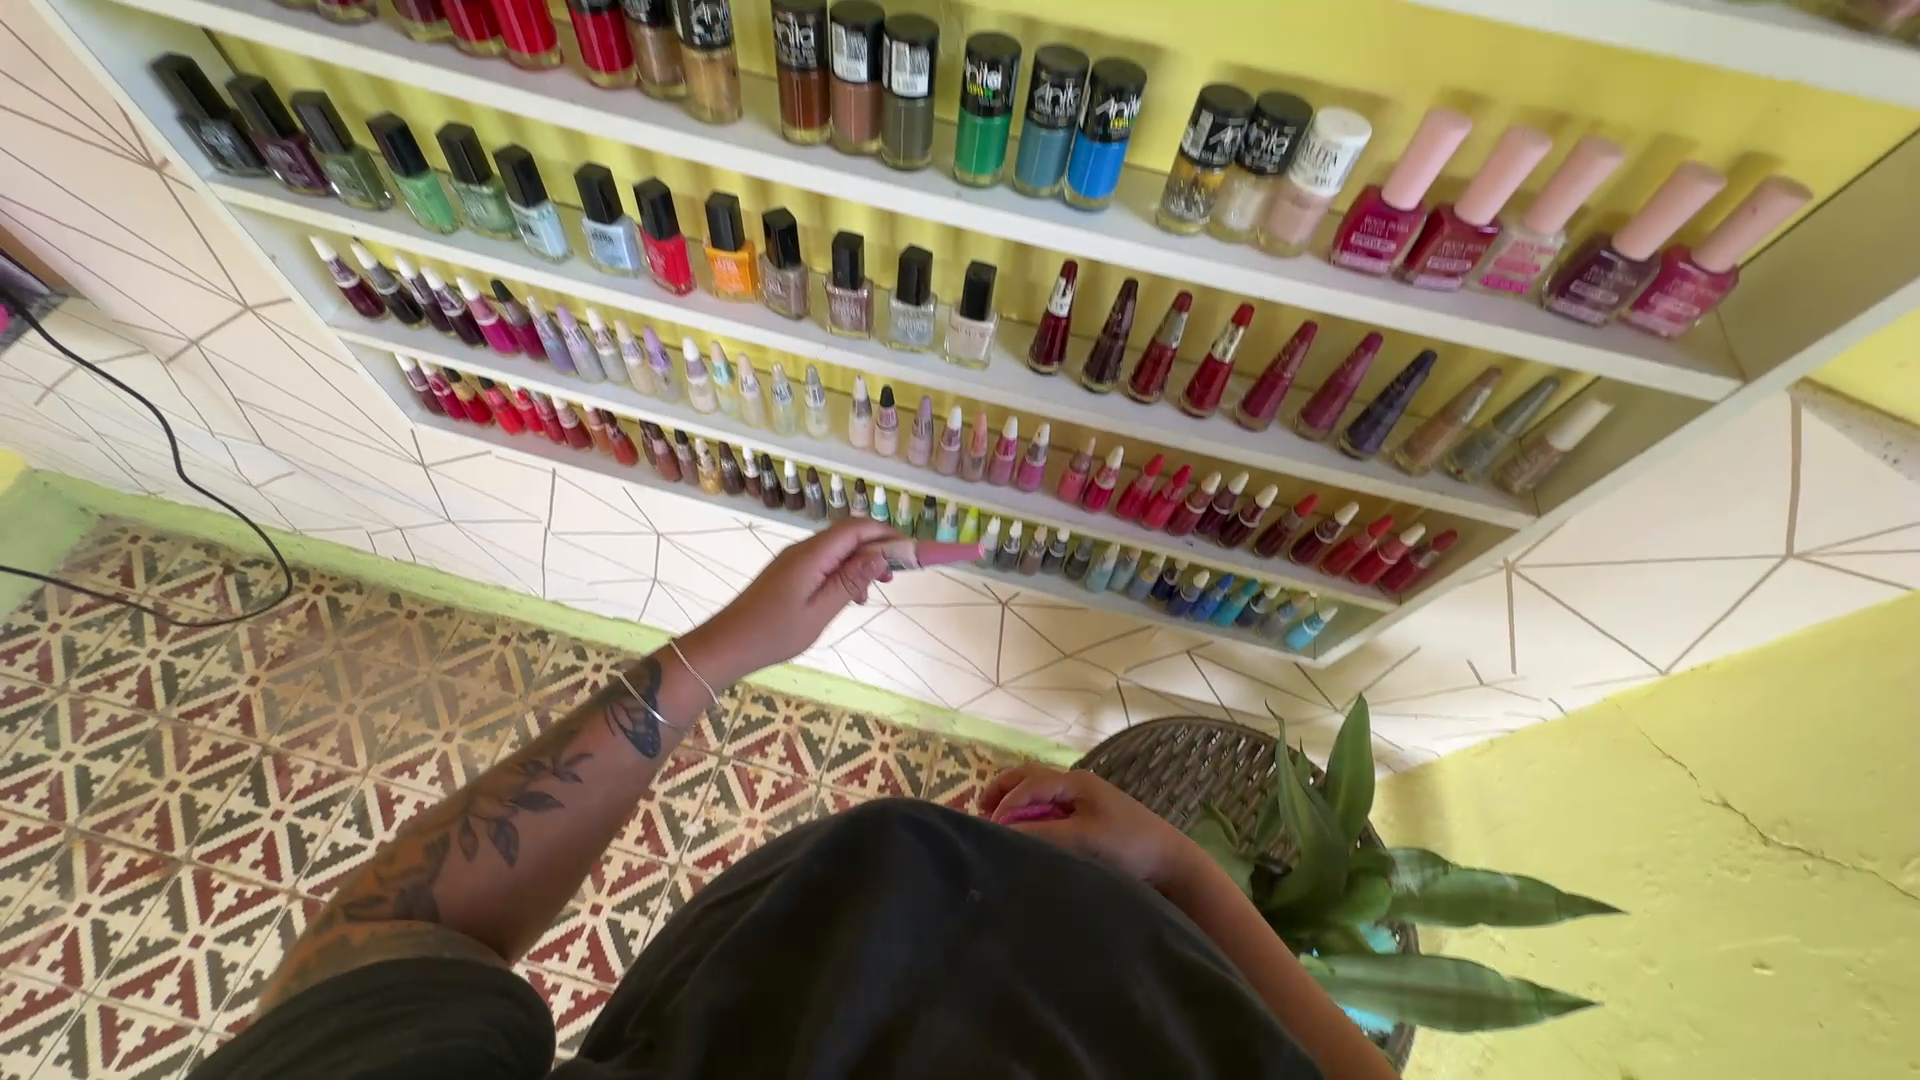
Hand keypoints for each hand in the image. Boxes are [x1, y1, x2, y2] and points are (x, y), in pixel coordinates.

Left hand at [683, 519, 901, 680]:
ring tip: (875, 590)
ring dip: (862, 562)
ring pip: (838, 548)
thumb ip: (851, 582)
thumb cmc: (774, 633)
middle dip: (878, 547)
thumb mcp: (820, 612)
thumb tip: (881, 556)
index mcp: (812, 555)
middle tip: (896, 575)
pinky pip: (826, 561)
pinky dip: (845, 572)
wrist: (727, 645)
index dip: (887, 533)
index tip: (911, 550)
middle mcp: (804, 549)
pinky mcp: (790, 572)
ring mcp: (795, 560)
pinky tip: (850, 597)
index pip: (856, 528)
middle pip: (849, 534)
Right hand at [980, 763, 1205, 894]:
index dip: (1005, 802)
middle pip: (1031, 777)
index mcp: (1076, 782)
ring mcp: (1084, 801)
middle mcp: (1077, 785)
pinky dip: (1031, 815)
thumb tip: (1003, 834)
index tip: (990, 827)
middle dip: (1004, 791)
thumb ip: (1042, 834)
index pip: (1029, 782)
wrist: (1171, 865)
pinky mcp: (1090, 819)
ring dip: (1017, 802)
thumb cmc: (1129, 845)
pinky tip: (1026, 834)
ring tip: (1000, 822)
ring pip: (1040, 791)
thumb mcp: (1084, 839)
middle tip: (983, 812)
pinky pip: (1051, 808)